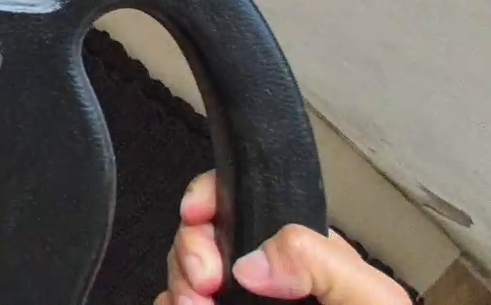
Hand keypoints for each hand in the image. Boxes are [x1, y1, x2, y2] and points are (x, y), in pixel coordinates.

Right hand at [159, 172, 410, 304]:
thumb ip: (321, 263)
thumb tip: (245, 263)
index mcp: (307, 259)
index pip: (247, 202)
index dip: (211, 196)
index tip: (195, 217)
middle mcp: (270, 279)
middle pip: (205, 234)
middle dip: (189, 248)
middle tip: (200, 283)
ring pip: (185, 271)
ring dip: (178, 282)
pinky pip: (177, 303)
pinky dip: (170, 302)